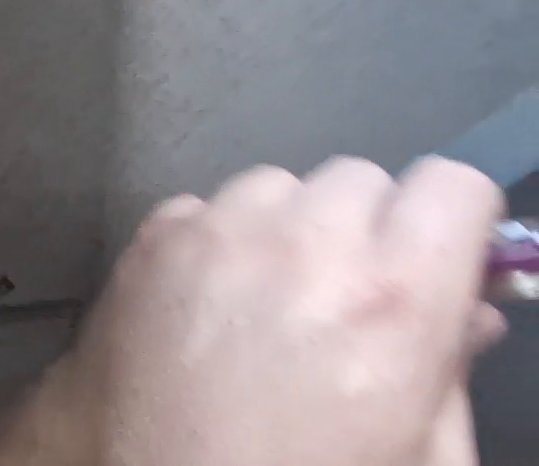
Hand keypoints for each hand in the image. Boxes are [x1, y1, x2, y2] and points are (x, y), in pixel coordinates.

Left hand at [28, 156, 504, 465]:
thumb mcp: (418, 450)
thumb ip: (449, 365)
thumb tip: (468, 305)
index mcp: (390, 297)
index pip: (449, 188)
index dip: (457, 215)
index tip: (449, 248)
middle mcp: (297, 241)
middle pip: (355, 177)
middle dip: (371, 220)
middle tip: (359, 281)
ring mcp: (211, 229)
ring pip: (272, 183)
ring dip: (288, 220)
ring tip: (280, 287)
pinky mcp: (149, 234)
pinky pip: (202, 205)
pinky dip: (217, 232)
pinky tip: (214, 288)